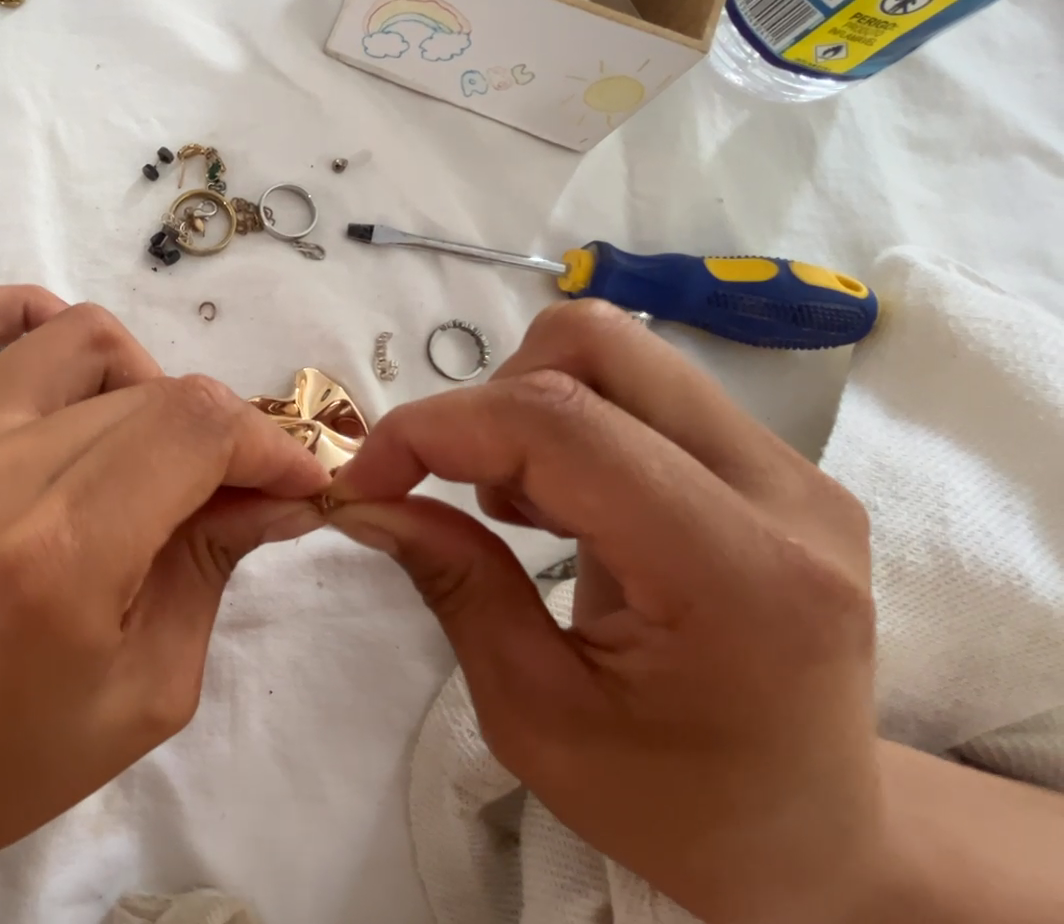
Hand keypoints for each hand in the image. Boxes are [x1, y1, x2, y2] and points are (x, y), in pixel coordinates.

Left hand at [0, 287, 328, 912]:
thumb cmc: (11, 756)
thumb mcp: (149, 689)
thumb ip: (215, 567)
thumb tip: (279, 492)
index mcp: (62, 555)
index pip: (196, 428)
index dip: (268, 444)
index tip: (295, 483)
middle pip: (152, 388)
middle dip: (222, 430)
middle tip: (230, 489)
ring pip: (80, 336)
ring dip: (143, 379)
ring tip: (143, 448)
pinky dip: (31, 320)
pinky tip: (65, 376)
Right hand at [326, 300, 881, 921]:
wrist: (816, 837)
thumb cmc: (672, 805)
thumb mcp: (531, 715)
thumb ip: (453, 584)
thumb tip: (366, 498)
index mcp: (733, 573)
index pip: (558, 425)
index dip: (433, 429)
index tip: (365, 481)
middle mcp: (782, 492)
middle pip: (593, 345)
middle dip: (482, 402)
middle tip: (452, 488)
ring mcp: (789, 469)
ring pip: (612, 350)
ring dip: (521, 408)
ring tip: (515, 507)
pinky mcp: (771, 465)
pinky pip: (636, 387)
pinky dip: (560, 423)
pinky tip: (560, 506)